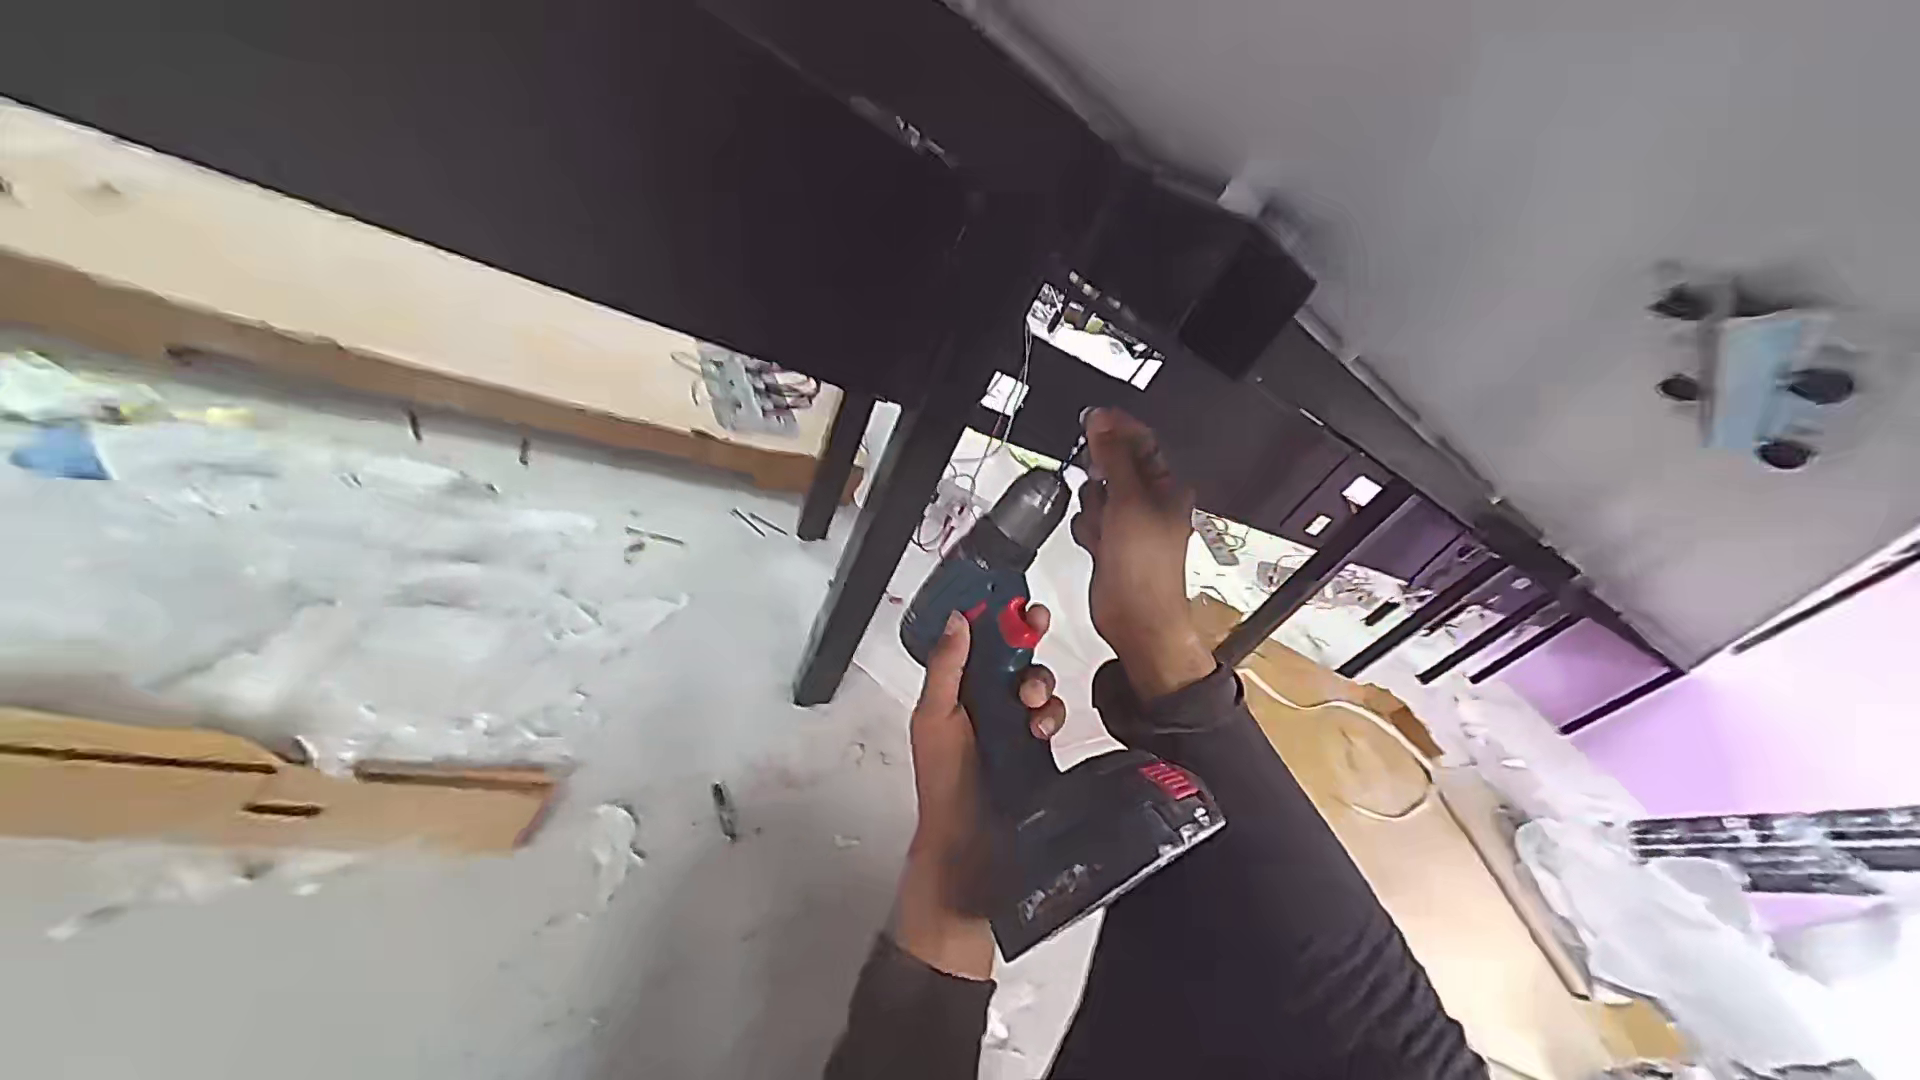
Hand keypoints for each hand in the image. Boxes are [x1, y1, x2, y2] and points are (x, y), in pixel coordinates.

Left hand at [894, 606, 1063, 978]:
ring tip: (1029, 702)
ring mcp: (1011, 719)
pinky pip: (1052, 711)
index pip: (977, 638)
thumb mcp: (935, 716)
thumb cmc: (942, 779)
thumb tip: (957, 619)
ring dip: (1038, 680)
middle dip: (1027, 635)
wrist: (970, 841)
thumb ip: (946, 667)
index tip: (1010, 597)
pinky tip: (1041, 730)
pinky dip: (1051, 713)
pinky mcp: (1035, 740)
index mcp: (955, 686)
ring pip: (1035, 678)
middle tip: (1036, 625)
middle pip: (1012, 650)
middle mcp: (984, 697)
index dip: (995, 615)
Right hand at [1071, 407, 1214, 699]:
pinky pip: (1089, 520)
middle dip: (1100, 478)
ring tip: (1103, 526)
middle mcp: (1149, 502)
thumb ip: (1112, 458)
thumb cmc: (1146, 569)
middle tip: (1102, 492)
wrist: (1135, 617)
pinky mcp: (1109, 543)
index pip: (1140, 442)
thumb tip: (1102, 421)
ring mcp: (1128, 523)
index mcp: (1165, 486)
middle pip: (1113, 467)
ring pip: (1097, 494)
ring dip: (1093, 507)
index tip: (1092, 421)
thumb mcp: (1128, 500)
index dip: (1116, 428)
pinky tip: (1097, 543)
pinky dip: (1088, 528)